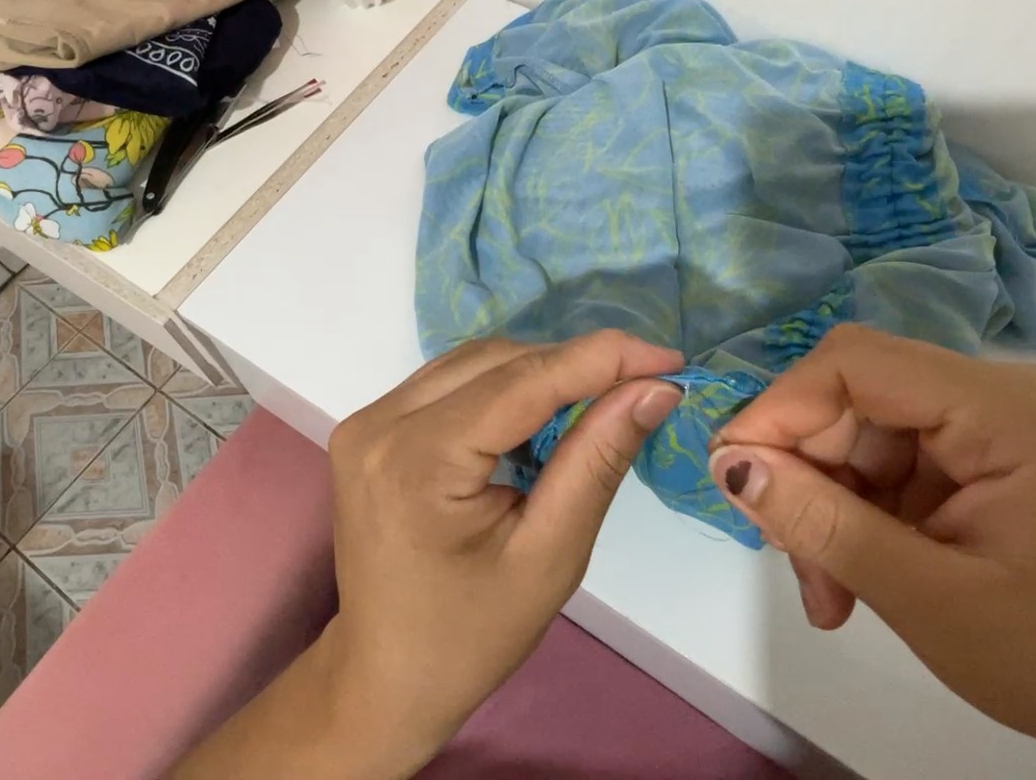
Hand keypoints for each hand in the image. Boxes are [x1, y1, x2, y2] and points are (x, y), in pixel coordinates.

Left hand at [323, 331, 683, 764]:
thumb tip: (651, 389)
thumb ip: (596, 461)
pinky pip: (448, 384)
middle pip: (494, 363)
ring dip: (538, 372)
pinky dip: (501, 387)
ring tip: (600, 398)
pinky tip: (540, 413)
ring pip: (471, 364)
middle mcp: (379, 424)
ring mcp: (367, 422)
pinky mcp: (369, 428)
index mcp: (416, 461)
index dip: (601, 358)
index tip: (669, 357)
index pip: (522, 382)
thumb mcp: (550, 556)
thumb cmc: (470, 637)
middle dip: (573, 365)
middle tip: (642, 384)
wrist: (385, 677)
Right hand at [706, 324, 1035, 768]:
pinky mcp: (1000, 450)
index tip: (734, 474)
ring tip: (829, 586)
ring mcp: (1009, 419)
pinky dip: (866, 508)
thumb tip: (728, 465)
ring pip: (868, 430)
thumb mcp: (927, 599)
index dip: (780, 408)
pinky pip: (900, 457)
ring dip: (832, 500)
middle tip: (785, 552)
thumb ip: (821, 524)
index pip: (858, 364)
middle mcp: (1012, 393)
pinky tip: (860, 569)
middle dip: (807, 470)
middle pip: (859, 396)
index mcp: (1013, 412)